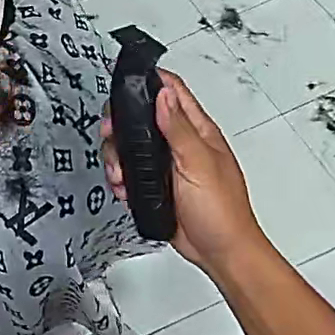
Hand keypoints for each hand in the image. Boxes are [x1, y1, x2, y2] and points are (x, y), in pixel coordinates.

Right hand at [101, 71, 266, 272]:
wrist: (221, 253)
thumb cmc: (223, 211)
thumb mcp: (199, 164)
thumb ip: (179, 129)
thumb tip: (164, 95)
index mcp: (198, 131)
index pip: (173, 91)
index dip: (151, 81)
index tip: (128, 82)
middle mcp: (182, 143)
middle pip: (144, 116)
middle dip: (123, 121)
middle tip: (112, 131)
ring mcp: (169, 164)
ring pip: (133, 144)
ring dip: (119, 153)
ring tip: (120, 169)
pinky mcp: (157, 185)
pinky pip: (132, 171)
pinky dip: (122, 176)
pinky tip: (124, 185)